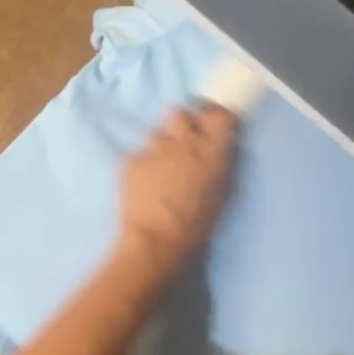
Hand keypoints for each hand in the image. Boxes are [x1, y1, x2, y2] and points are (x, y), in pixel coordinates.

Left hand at [115, 104, 238, 277]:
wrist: (158, 240)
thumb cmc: (197, 224)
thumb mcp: (222, 192)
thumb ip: (220, 163)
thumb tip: (218, 149)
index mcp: (213, 151)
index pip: (217, 114)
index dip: (212, 119)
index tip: (210, 128)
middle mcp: (184, 142)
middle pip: (180, 114)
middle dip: (180, 126)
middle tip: (180, 146)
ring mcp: (155, 148)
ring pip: (156, 135)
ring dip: (160, 148)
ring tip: (159, 173)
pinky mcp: (131, 160)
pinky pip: (138, 155)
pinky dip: (141, 167)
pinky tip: (143, 186)